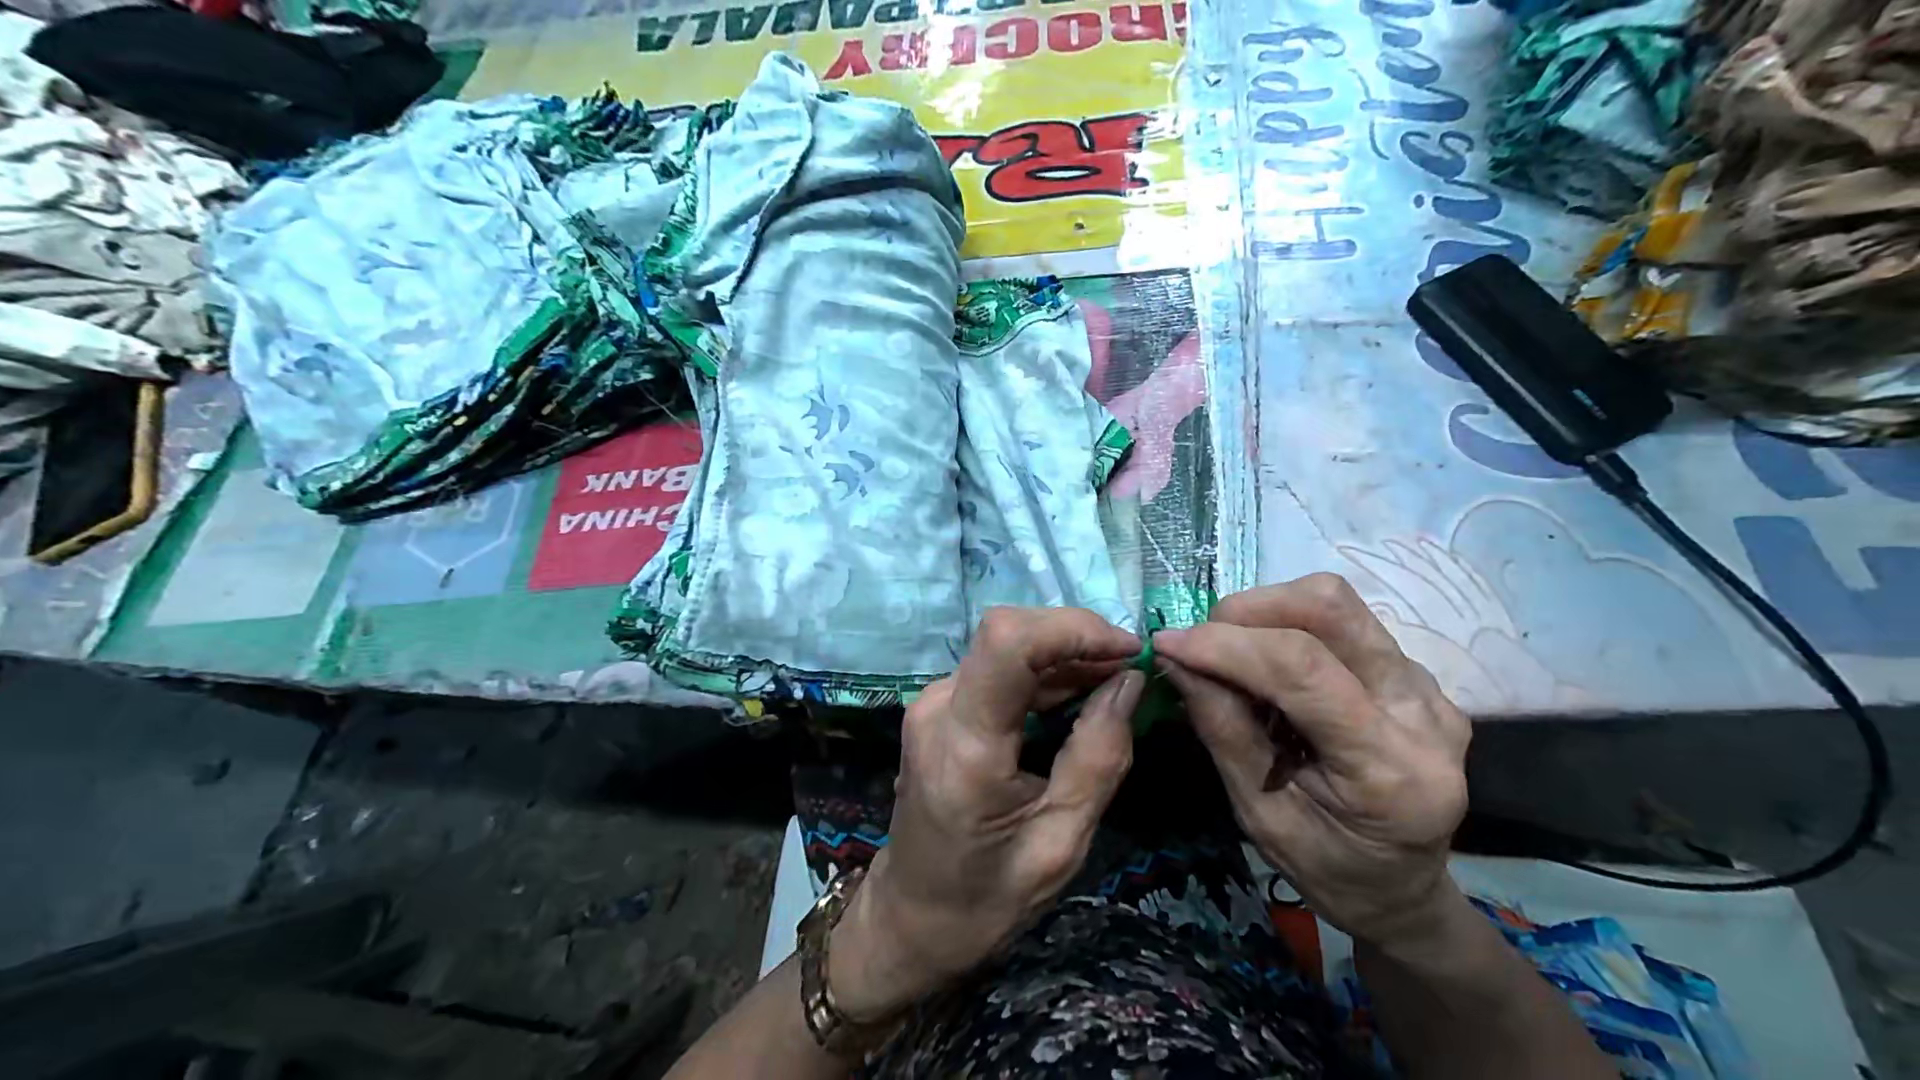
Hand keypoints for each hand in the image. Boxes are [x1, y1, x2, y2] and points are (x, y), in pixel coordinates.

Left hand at [829, 607, 1144, 1019]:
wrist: (914, 914)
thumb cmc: (989, 895)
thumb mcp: (1062, 841)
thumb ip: (1099, 755)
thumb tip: (1129, 682)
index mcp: (966, 746)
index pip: (1007, 642)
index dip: (1073, 629)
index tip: (1129, 651)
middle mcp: (939, 707)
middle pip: (1008, 634)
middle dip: (1076, 638)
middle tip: (1130, 669)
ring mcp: (934, 703)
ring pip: (1005, 646)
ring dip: (1064, 653)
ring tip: (1116, 679)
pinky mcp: (941, 707)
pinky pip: (997, 669)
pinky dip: (1043, 671)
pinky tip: (1080, 690)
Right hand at [1152, 574, 1470, 948]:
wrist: (1400, 889)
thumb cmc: (1327, 868)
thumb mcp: (1258, 815)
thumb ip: (1222, 728)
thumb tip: (1174, 659)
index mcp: (1391, 769)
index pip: (1303, 670)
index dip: (1224, 645)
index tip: (1164, 645)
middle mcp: (1423, 713)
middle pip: (1330, 609)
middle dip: (1247, 611)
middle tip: (1200, 645)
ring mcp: (1427, 688)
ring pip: (1336, 604)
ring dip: (1264, 613)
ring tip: (1229, 654)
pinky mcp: (1416, 675)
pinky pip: (1341, 623)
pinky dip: (1285, 628)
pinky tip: (1266, 670)